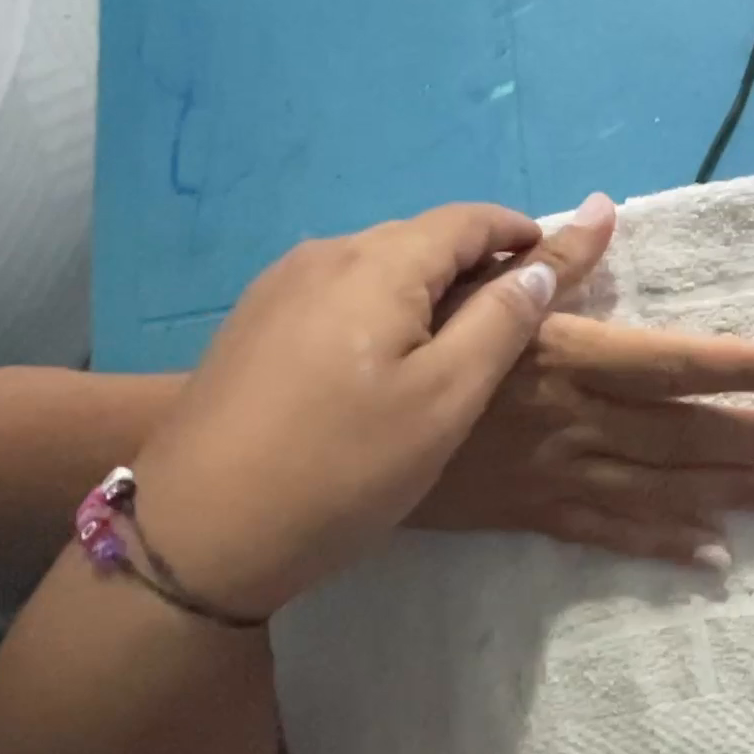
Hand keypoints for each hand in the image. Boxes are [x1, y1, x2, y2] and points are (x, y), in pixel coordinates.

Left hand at [129, 205, 557, 620]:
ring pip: (377, 264)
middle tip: (515, 310)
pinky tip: (384, 354)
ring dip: (429, 284)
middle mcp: (325, 254)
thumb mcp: (446, 398)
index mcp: (379, 263)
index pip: (467, 219)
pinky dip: (383, 304)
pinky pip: (339, 291)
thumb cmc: (345, 464)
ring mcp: (280, 286)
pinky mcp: (254, 322)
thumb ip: (502, 321)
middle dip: (477, 259)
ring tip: (455, 336)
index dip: (520, 231)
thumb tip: (543, 264)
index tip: (556, 259)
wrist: (197, 534)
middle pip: (421, 237)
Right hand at [413, 192, 753, 568]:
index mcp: (570, 354)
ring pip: (661, 488)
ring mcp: (560, 472)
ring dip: (732, 494)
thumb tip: (606, 206)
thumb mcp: (474, 289)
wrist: (346, 428)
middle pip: (684, 432)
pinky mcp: (536, 513)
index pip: (675, 362)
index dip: (743, 367)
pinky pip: (609, 534)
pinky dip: (663, 546)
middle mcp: (578, 416)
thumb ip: (551, 256)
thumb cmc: (414, 343)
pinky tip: (714, 557)